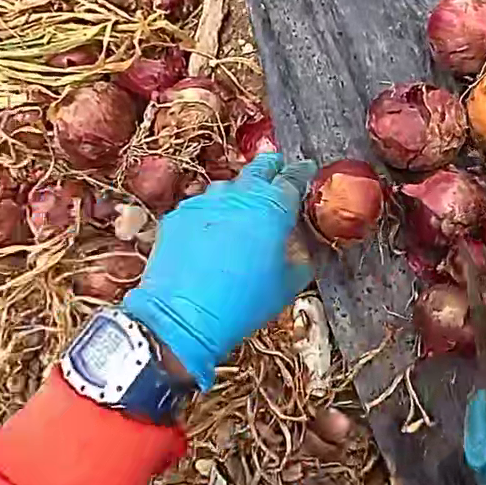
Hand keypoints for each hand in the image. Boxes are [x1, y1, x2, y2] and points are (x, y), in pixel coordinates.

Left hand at [123, 153, 315, 387]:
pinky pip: (202, 205)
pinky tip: (214, 231)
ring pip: (228, 186)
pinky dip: (212, 212)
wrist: (183, 317)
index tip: (306, 169)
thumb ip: (301, 257)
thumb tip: (301, 247)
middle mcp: (240, 196)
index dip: (302, 172)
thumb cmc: (245, 302)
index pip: (293, 178)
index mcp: (274, 208)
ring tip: (244, 205)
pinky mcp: (179, 215)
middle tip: (277, 167)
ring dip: (240, 191)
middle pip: (259, 169)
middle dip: (271, 167)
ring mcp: (206, 202)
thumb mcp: (289, 285)